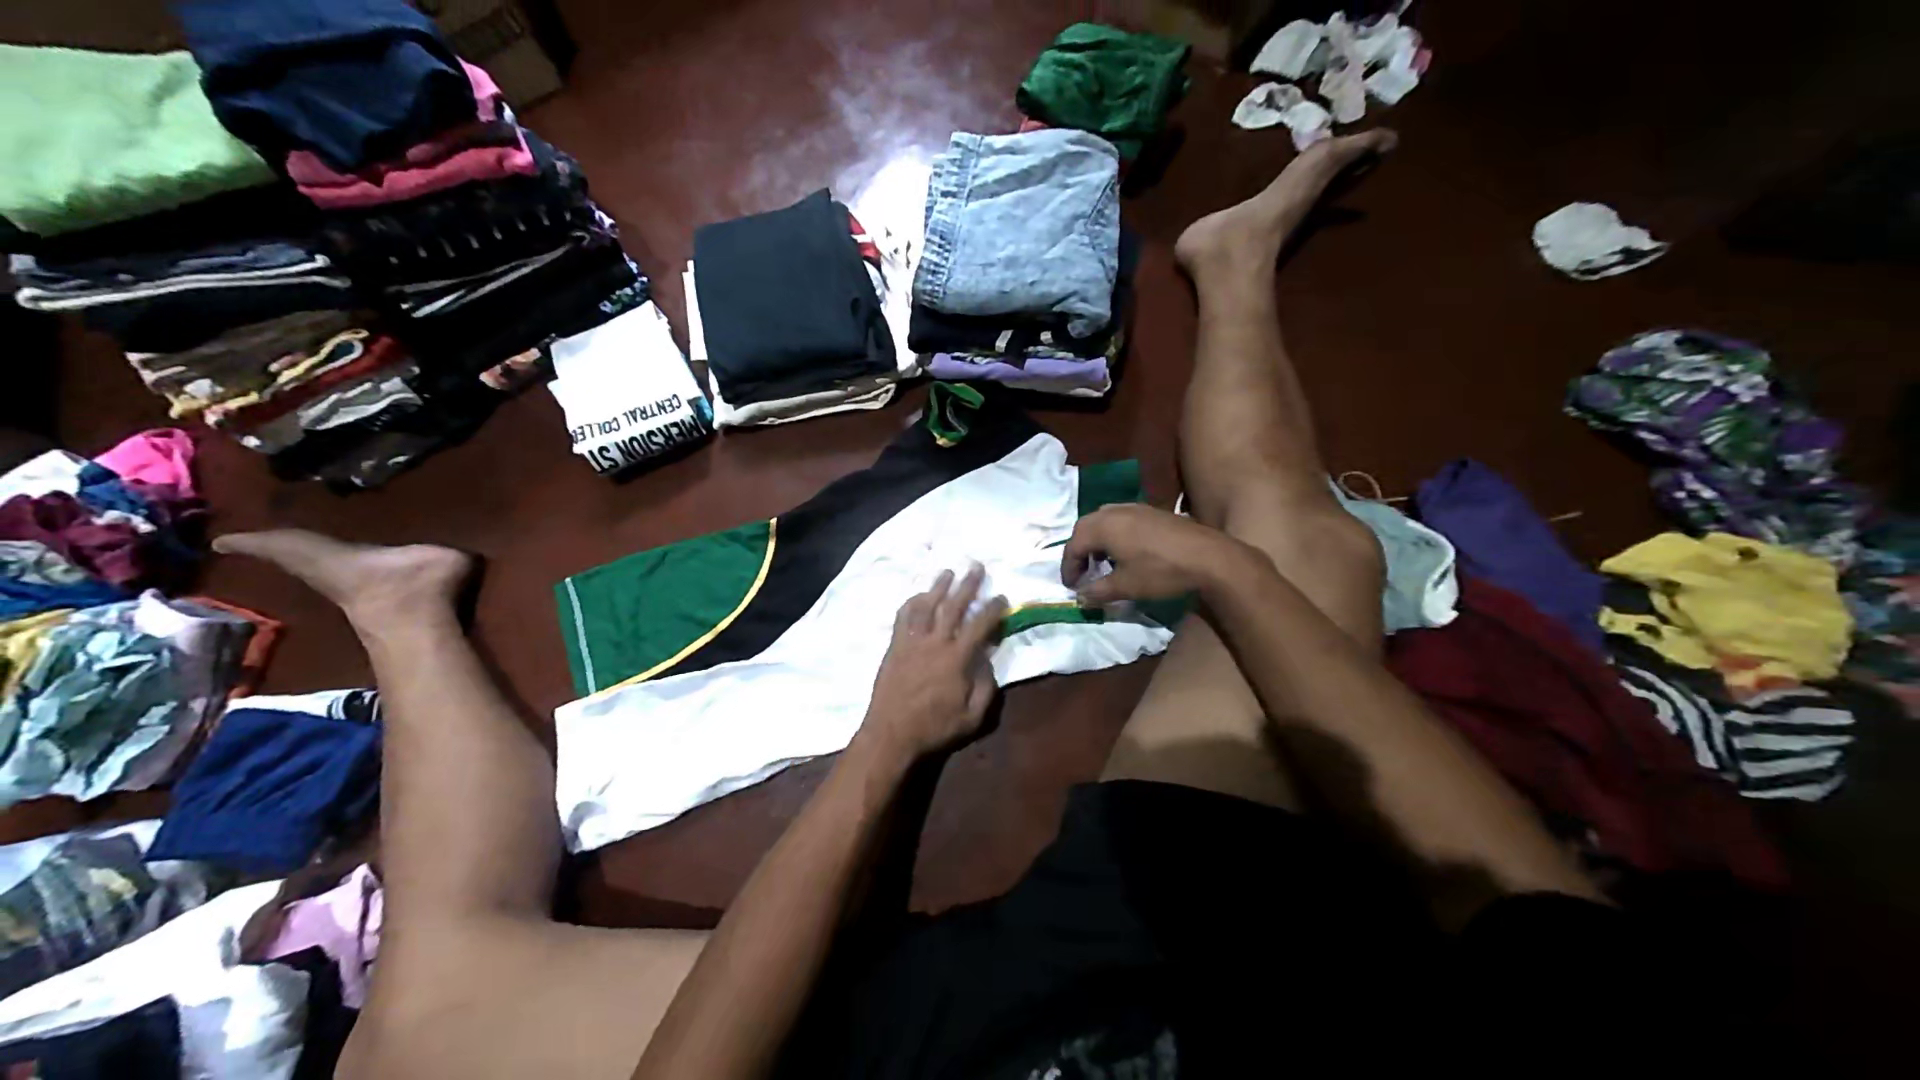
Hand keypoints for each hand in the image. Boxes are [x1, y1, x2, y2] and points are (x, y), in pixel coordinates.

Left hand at [858, 565, 1008, 762]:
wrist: (891, 733)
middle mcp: (935, 642)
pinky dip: (912, 603)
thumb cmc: (934, 728)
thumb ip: (985, 688)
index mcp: (957, 659)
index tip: (1002, 597)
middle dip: (967, 585)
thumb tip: (989, 664)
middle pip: (953, 606)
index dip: (993, 609)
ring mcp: (912, 642)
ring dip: (938, 587)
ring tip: (948, 572)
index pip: (980, 625)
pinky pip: (903, 617)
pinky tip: (918, 596)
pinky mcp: (895, 646)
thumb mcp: (972, 718)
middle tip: (977, 567)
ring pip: (926, 605)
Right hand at [1061, 504, 1254, 604]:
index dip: (1069, 568)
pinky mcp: (1152, 511)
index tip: (1071, 586)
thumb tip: (1080, 598)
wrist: (1209, 557)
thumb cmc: (1161, 572)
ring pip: (1104, 520)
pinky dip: (1114, 534)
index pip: (1074, 545)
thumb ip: (1097, 591)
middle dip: (1080, 550)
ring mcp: (1135, 508)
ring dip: (1096, 540)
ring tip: (1102, 562)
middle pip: (1085, 527)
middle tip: (1082, 572)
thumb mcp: (1125, 587)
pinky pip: (1121, 519)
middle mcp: (1114, 511)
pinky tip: (1126, 552)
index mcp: (1102, 527)